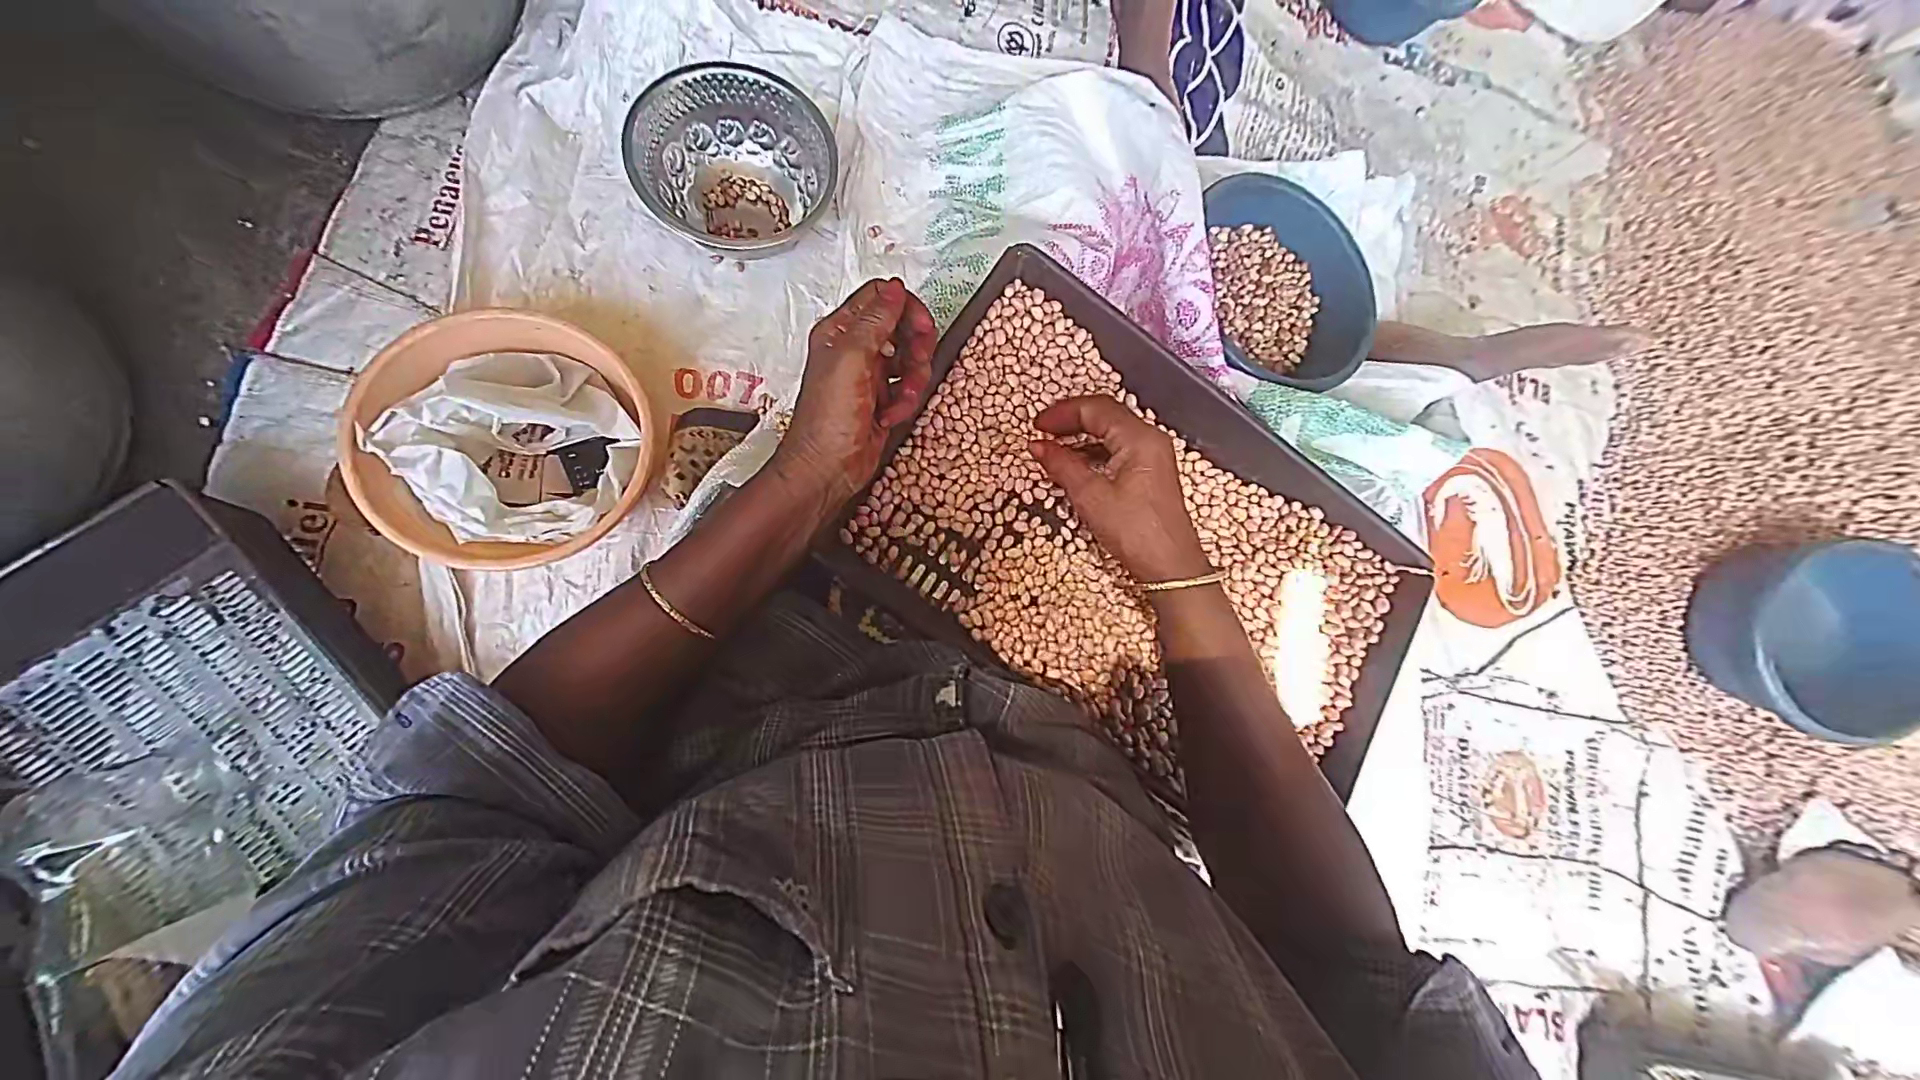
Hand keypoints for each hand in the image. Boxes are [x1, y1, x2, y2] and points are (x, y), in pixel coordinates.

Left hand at [773, 278, 935, 505]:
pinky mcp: (882, 401)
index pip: (881, 298)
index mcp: (841, 331)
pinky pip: (908, 389)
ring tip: (901, 399)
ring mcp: (870, 376)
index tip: (922, 328)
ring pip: (910, 360)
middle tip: (917, 364)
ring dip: (914, 379)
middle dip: (916, 347)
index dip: (906, 309)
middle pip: (902, 328)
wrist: (827, 469)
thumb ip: (875, 320)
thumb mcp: (852, 359)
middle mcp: (855, 350)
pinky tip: (891, 417)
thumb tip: (894, 289)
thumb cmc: (828, 420)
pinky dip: (906, 402)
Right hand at [1028, 395, 1211, 584]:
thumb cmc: (1134, 532)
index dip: (1062, 413)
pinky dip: (1093, 453)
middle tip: (1041, 433)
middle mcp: (1150, 440)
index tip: (1036, 426)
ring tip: (1053, 450)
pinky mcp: (1150, 473)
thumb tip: (1038, 446)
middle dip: (1070, 421)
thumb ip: (1062, 465)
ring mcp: (1153, 456)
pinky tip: (1075, 466)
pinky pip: (1117, 451)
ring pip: (1111, 433)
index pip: (1096, 408)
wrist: (1170, 567)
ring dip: (1080, 437)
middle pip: (1105, 415)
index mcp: (1139, 438)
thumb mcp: (1091, 497)